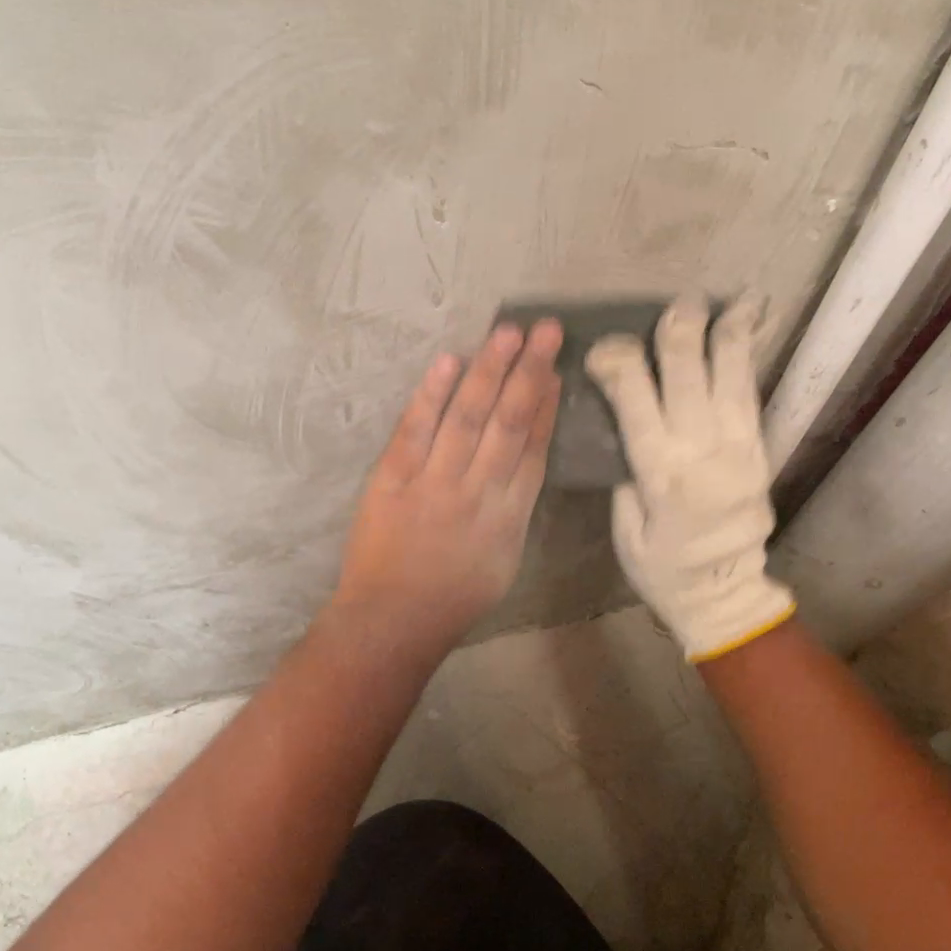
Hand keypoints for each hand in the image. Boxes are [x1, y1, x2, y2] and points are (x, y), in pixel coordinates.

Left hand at [330, 320, 562, 656]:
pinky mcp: (393, 479)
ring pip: (468, 417)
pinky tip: (449, 361)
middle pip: (509, 423)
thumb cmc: (452, 601)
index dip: (546, 407)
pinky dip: (431, 395)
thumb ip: (513, 514)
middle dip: (529, 373)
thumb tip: (522, 470)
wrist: (393, 621)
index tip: (556, 371)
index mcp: (509, 517)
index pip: (533, 450)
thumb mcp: (502, 564)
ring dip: (489, 371)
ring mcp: (435, 482)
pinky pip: (415, 430)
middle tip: (546, 329)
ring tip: (507, 332)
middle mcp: (478, 491)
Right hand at [586, 292, 794, 660]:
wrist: (723, 593)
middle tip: (679, 303)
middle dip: (681, 334)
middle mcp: (700, 452)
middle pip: (687, 377)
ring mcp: (737, 448)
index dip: (621, 364)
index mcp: (660, 474)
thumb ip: (627, 475)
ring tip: (738, 298)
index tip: (609, 343)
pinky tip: (751, 332)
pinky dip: (749, 361)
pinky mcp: (759, 450)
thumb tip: (628, 426)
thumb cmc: (662, 568)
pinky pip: (752, 396)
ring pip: (731, 378)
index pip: (636, 401)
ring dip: (731, 334)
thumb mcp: (626, 529)